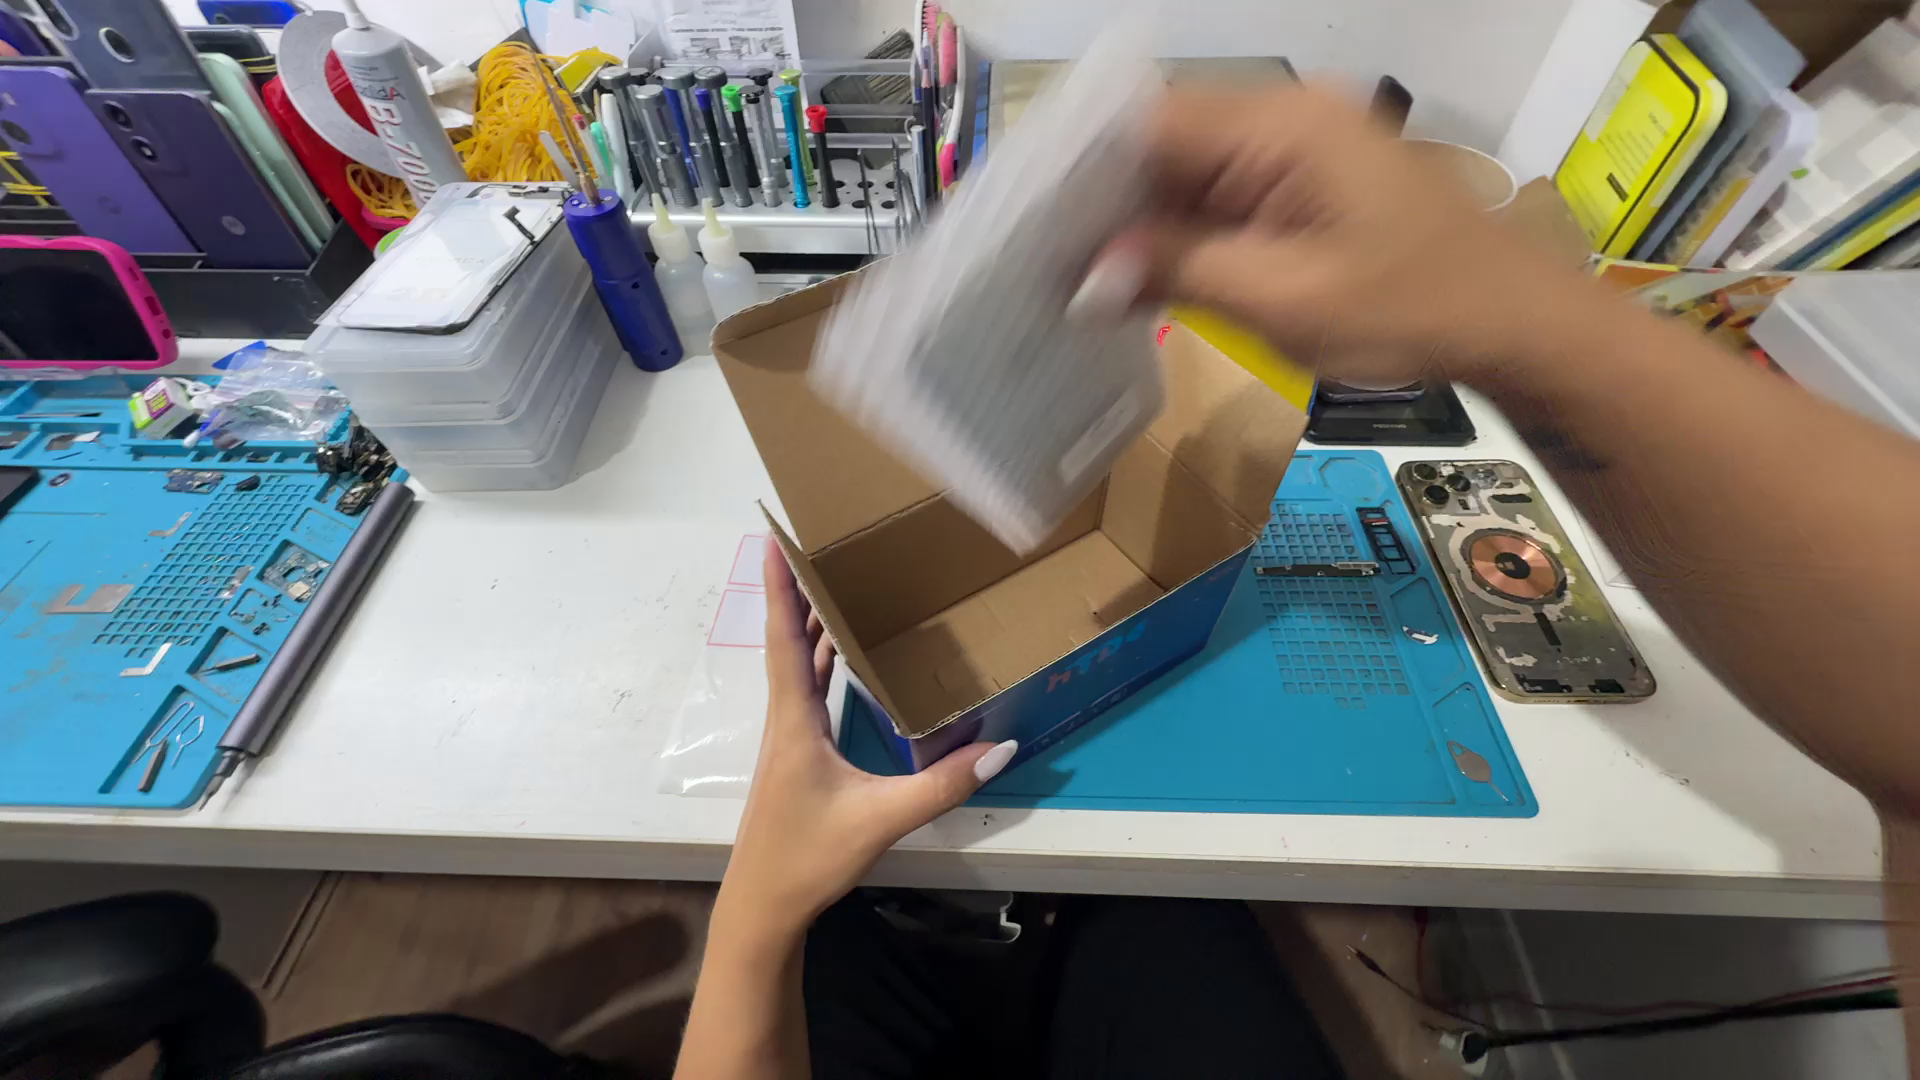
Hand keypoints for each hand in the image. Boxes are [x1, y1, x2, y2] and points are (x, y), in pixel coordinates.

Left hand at [713, 538, 1018, 943]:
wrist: (761, 908)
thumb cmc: (807, 857)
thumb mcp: (881, 820)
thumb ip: (942, 785)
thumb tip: (1001, 747)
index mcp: (795, 720)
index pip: (785, 638)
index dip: (779, 588)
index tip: (773, 539)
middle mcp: (786, 717)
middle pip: (790, 639)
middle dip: (800, 590)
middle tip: (820, 547)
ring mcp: (789, 736)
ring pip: (799, 663)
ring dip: (811, 623)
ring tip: (836, 584)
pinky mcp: (798, 752)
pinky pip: (808, 689)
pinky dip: (822, 659)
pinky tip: (844, 653)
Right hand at [1074, 82, 1595, 384]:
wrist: (1507, 325)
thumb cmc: (1406, 309)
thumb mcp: (1283, 296)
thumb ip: (1178, 272)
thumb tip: (1087, 277)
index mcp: (1281, 127)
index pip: (1152, 123)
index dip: (1082, 166)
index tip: (1027, 215)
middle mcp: (1279, 124)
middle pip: (1161, 149)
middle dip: (1097, 204)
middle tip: (1034, 257)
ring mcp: (1287, 160)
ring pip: (1180, 182)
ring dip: (1129, 229)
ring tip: (1063, 273)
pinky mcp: (1291, 197)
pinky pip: (1211, 209)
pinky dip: (1169, 245)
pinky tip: (1123, 279)